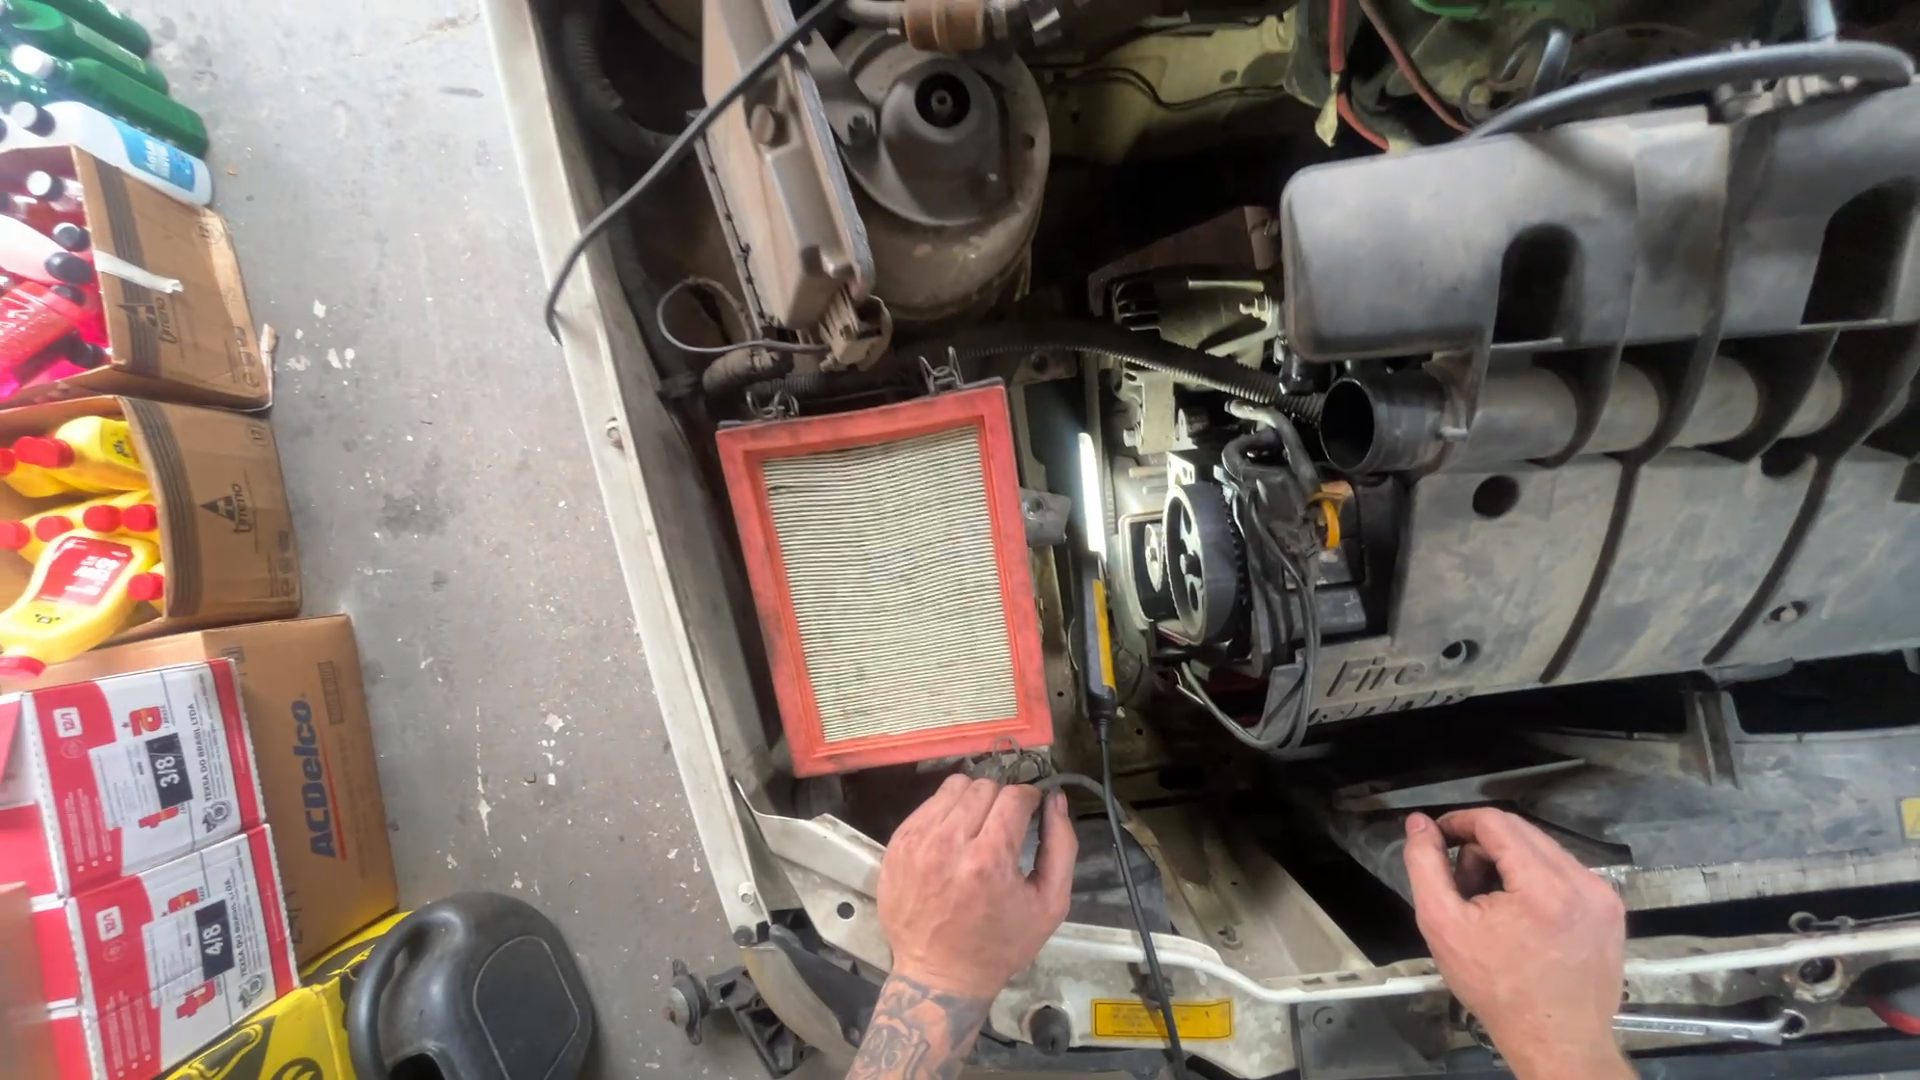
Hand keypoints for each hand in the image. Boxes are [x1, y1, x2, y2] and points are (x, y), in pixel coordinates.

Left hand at [877, 776, 1077, 999]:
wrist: (939, 977)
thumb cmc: (1000, 944)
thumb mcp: (1049, 904)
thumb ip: (1061, 845)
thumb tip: (1055, 798)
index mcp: (989, 859)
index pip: (1014, 796)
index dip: (1029, 799)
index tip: (1030, 813)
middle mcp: (949, 844)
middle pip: (984, 787)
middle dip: (1001, 800)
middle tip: (1004, 826)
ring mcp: (918, 842)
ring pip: (954, 787)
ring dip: (973, 800)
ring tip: (978, 827)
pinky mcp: (897, 844)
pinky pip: (928, 803)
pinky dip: (946, 812)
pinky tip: (953, 838)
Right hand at [1403, 808, 1630, 1079]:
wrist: (1557, 1042)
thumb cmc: (1495, 986)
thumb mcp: (1441, 921)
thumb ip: (1424, 863)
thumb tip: (1419, 823)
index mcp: (1544, 885)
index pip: (1494, 821)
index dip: (1457, 822)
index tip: (1436, 841)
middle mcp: (1583, 884)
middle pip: (1518, 829)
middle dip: (1479, 842)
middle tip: (1459, 879)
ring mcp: (1604, 898)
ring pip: (1539, 847)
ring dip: (1505, 859)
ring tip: (1487, 900)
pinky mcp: (1611, 911)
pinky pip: (1561, 869)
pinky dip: (1531, 876)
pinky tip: (1516, 910)